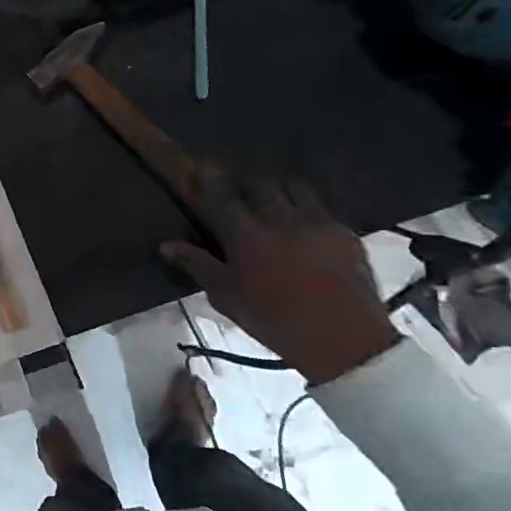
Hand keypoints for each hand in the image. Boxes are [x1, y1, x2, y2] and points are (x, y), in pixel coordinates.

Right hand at [160, 170, 399, 383]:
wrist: (344, 342)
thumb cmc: (275, 322)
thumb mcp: (227, 298)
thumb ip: (197, 265)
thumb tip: (166, 245)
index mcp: (248, 238)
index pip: (221, 197)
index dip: (208, 180)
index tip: (199, 168)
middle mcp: (281, 221)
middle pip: (258, 184)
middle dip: (243, 181)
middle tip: (235, 187)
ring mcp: (316, 223)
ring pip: (292, 186)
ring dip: (274, 185)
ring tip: (268, 194)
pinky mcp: (343, 232)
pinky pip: (320, 205)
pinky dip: (304, 204)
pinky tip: (300, 219)